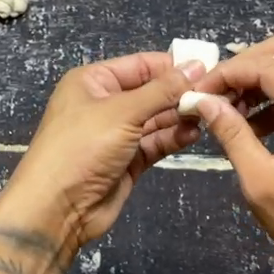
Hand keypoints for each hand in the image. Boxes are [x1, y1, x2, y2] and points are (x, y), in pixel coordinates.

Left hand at [0, 52, 202, 255]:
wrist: (57, 208)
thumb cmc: (83, 147)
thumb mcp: (123, 112)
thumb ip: (162, 90)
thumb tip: (197, 64)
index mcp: (93, 81)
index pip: (140, 64)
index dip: (173, 65)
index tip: (209, 67)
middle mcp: (104, 103)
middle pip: (150, 91)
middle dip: (180, 92)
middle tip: (215, 94)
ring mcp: (116, 134)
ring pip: (155, 118)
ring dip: (180, 116)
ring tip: (209, 114)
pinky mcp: (127, 160)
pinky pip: (155, 142)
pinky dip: (173, 137)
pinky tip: (194, 134)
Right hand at [190, 35, 273, 273]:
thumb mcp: (263, 185)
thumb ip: (233, 136)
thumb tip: (203, 102)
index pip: (269, 67)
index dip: (229, 73)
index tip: (198, 93)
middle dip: (244, 66)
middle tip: (214, 94)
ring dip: (258, 80)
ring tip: (227, 111)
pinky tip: (251, 124)